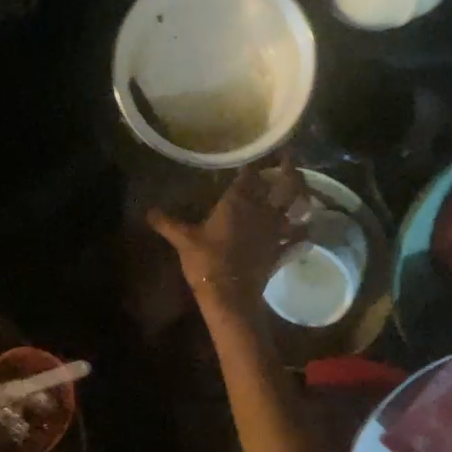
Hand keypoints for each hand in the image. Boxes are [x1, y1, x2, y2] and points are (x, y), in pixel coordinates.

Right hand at [148, 161, 304, 310]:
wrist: (230, 295)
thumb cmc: (206, 261)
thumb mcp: (182, 240)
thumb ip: (167, 223)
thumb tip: (147, 211)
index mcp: (238, 201)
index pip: (250, 174)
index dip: (254, 164)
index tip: (255, 156)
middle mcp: (262, 210)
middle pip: (284, 184)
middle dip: (289, 170)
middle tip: (289, 159)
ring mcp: (275, 231)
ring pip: (298, 207)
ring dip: (304, 196)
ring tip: (304, 190)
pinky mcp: (281, 250)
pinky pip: (298, 238)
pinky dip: (303, 232)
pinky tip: (305, 230)